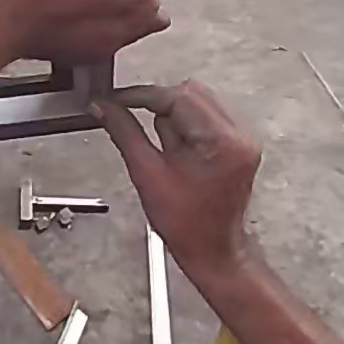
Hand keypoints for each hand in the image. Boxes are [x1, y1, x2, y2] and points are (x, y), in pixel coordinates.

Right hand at [94, 81, 261, 278]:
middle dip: (156, 105)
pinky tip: (174, 152)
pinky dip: (182, 125)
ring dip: (170, 117)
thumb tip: (102, 108)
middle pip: (190, 93)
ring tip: (164, 153)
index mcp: (222, 141)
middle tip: (131, 120)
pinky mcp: (236, 143)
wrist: (212, 250)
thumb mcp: (147, 174)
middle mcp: (239, 134)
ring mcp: (241, 137)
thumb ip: (123, 132)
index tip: (115, 98)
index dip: (141, 95)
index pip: (178, 97)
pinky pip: (204, 116)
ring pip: (196, 102)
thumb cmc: (185, 225)